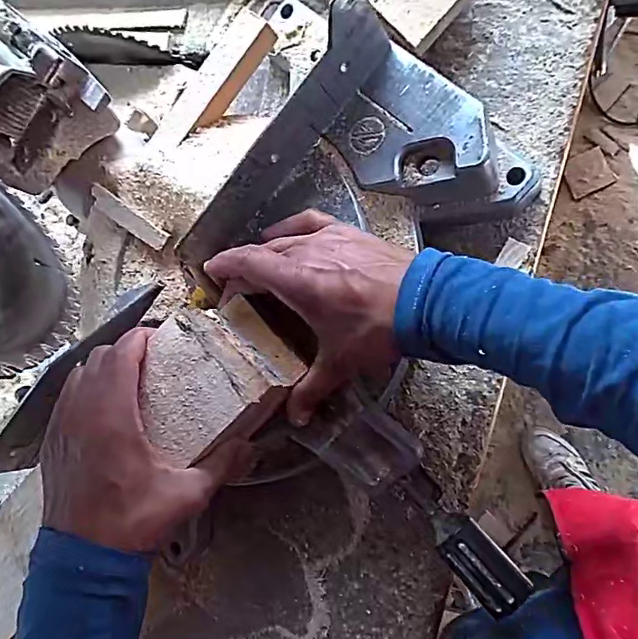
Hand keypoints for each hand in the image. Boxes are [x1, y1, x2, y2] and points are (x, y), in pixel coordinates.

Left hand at [40, 328, 252, 553]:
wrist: (83, 558)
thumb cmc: (132, 522)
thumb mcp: (187, 493)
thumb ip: (222, 464)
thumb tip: (249, 447)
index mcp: (112, 416)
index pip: (121, 354)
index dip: (141, 338)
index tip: (161, 338)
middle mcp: (81, 413)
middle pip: (98, 357)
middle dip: (125, 350)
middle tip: (153, 359)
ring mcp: (62, 427)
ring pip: (78, 375)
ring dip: (103, 368)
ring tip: (131, 379)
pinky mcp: (53, 443)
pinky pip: (66, 398)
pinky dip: (86, 390)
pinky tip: (106, 409)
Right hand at [203, 210, 414, 425]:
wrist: (425, 301)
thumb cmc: (379, 329)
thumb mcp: (340, 362)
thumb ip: (312, 389)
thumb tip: (296, 417)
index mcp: (296, 280)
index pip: (247, 262)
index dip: (225, 266)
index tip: (212, 273)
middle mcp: (308, 252)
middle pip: (263, 252)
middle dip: (246, 267)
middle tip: (240, 287)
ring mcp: (331, 238)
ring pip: (287, 238)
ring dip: (269, 251)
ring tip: (263, 266)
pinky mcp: (351, 233)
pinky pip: (313, 222)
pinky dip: (294, 227)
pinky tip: (290, 233)